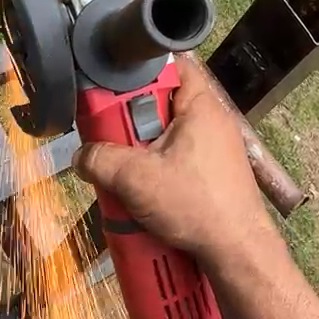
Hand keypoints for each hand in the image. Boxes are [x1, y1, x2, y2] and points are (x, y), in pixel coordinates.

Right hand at [73, 55, 286, 275]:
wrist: (237, 253)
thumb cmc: (195, 205)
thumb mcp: (136, 178)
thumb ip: (100, 160)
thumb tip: (80, 156)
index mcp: (200, 106)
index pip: (170, 66)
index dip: (138, 72)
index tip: (111, 89)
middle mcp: (212, 121)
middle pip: (161, 105)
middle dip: (132, 122)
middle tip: (110, 137)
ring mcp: (216, 149)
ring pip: (166, 137)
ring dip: (141, 152)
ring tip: (122, 170)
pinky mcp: (213, 174)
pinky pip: (177, 160)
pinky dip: (157, 171)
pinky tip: (142, 192)